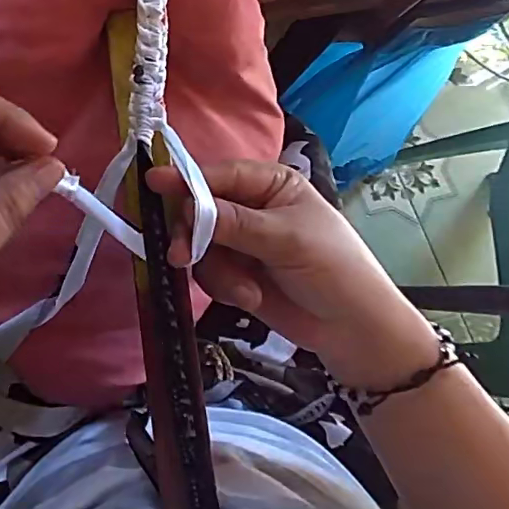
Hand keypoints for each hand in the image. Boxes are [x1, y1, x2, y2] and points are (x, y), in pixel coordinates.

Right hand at [146, 159, 438, 390]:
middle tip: (181, 255)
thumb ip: (234, 223)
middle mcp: (251, 207)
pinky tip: (250, 297)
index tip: (153, 183)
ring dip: (216, 269)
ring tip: (245, 290)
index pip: (220, 175)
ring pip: (200, 244)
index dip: (186, 180)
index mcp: (270, 184)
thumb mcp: (286, 240)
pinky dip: (223, 286)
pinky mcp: (235, 272)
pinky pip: (208, 271)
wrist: (354, 333)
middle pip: (201, 210)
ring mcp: (241, 241)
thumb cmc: (333, 270)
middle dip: (195, 234)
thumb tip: (187, 205)